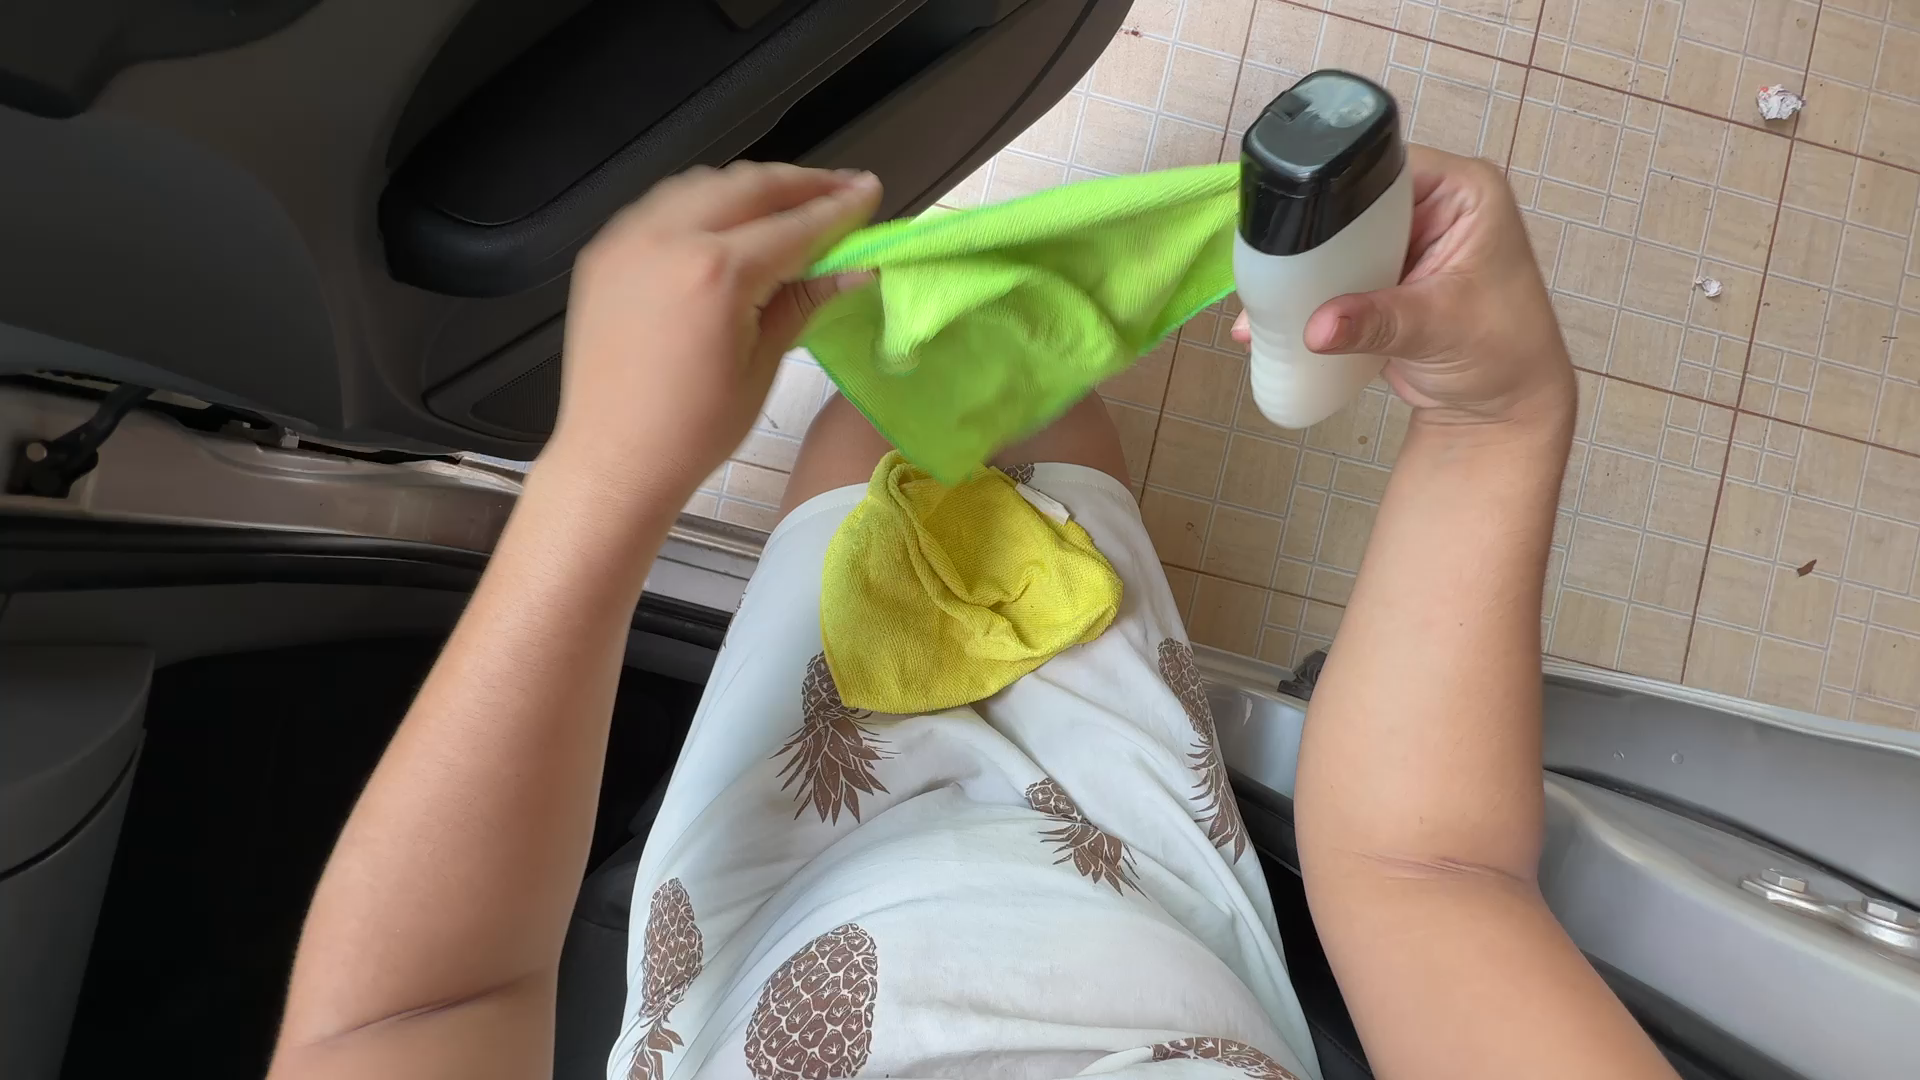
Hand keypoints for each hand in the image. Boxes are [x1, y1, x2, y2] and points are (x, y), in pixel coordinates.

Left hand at [546, 162, 881, 500]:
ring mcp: (627, 239)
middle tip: (842, 188)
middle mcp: (666, 238)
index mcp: (715, 273)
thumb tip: (855, 270)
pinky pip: (664, 206)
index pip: (793, 226)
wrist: (615, 457)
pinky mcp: (604, 251)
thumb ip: (803, 301)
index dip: (839, 209)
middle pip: (749, 186)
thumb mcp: (763, 365)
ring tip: (790, 203)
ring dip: (752, 188)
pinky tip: (729, 224)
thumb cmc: (698, 429)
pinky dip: (706, 203)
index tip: (869, 193)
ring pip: (703, 185)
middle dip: (802, 183)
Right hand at [1232, 146, 1573, 429]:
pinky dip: (1306, 297)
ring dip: (1300, 274)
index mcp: (1459, 192)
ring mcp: (1398, 247)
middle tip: (1261, 267)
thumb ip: (1376, 323)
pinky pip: (1331, 278)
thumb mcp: (1436, 328)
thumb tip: (1315, 329)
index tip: (1288, 218)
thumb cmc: (1497, 351)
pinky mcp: (1376, 281)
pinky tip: (1270, 317)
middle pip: (1351, 206)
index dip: (1337, 188)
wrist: (1489, 403)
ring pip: (1335, 245)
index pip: (1386, 170)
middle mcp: (1426, 209)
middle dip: (1308, 237)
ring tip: (1258, 302)